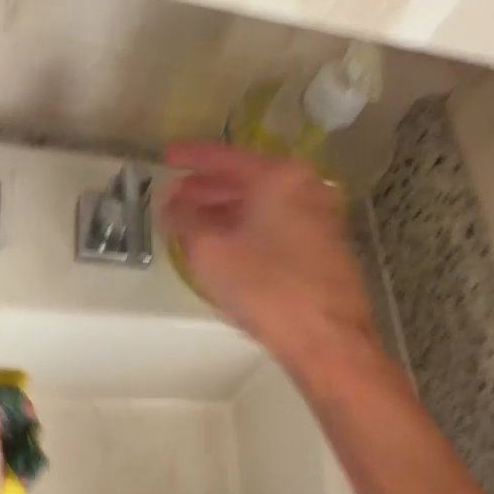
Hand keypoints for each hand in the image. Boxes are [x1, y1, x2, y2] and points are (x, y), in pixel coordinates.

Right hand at [162, 142, 378, 368]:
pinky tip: (227, 246)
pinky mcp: (325, 246)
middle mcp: (306, 186)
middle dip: (208, 187)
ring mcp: (320, 217)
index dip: (190, 157)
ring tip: (193, 222)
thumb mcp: (209, 250)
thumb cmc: (266, 288)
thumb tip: (170, 202)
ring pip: (263, 204)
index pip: (224, 156)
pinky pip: (277, 224)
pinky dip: (249, 227)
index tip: (165, 156)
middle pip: (247, 179)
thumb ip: (183, 218)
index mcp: (279, 176)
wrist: (327, 337)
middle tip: (176, 193)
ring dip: (226, 210)